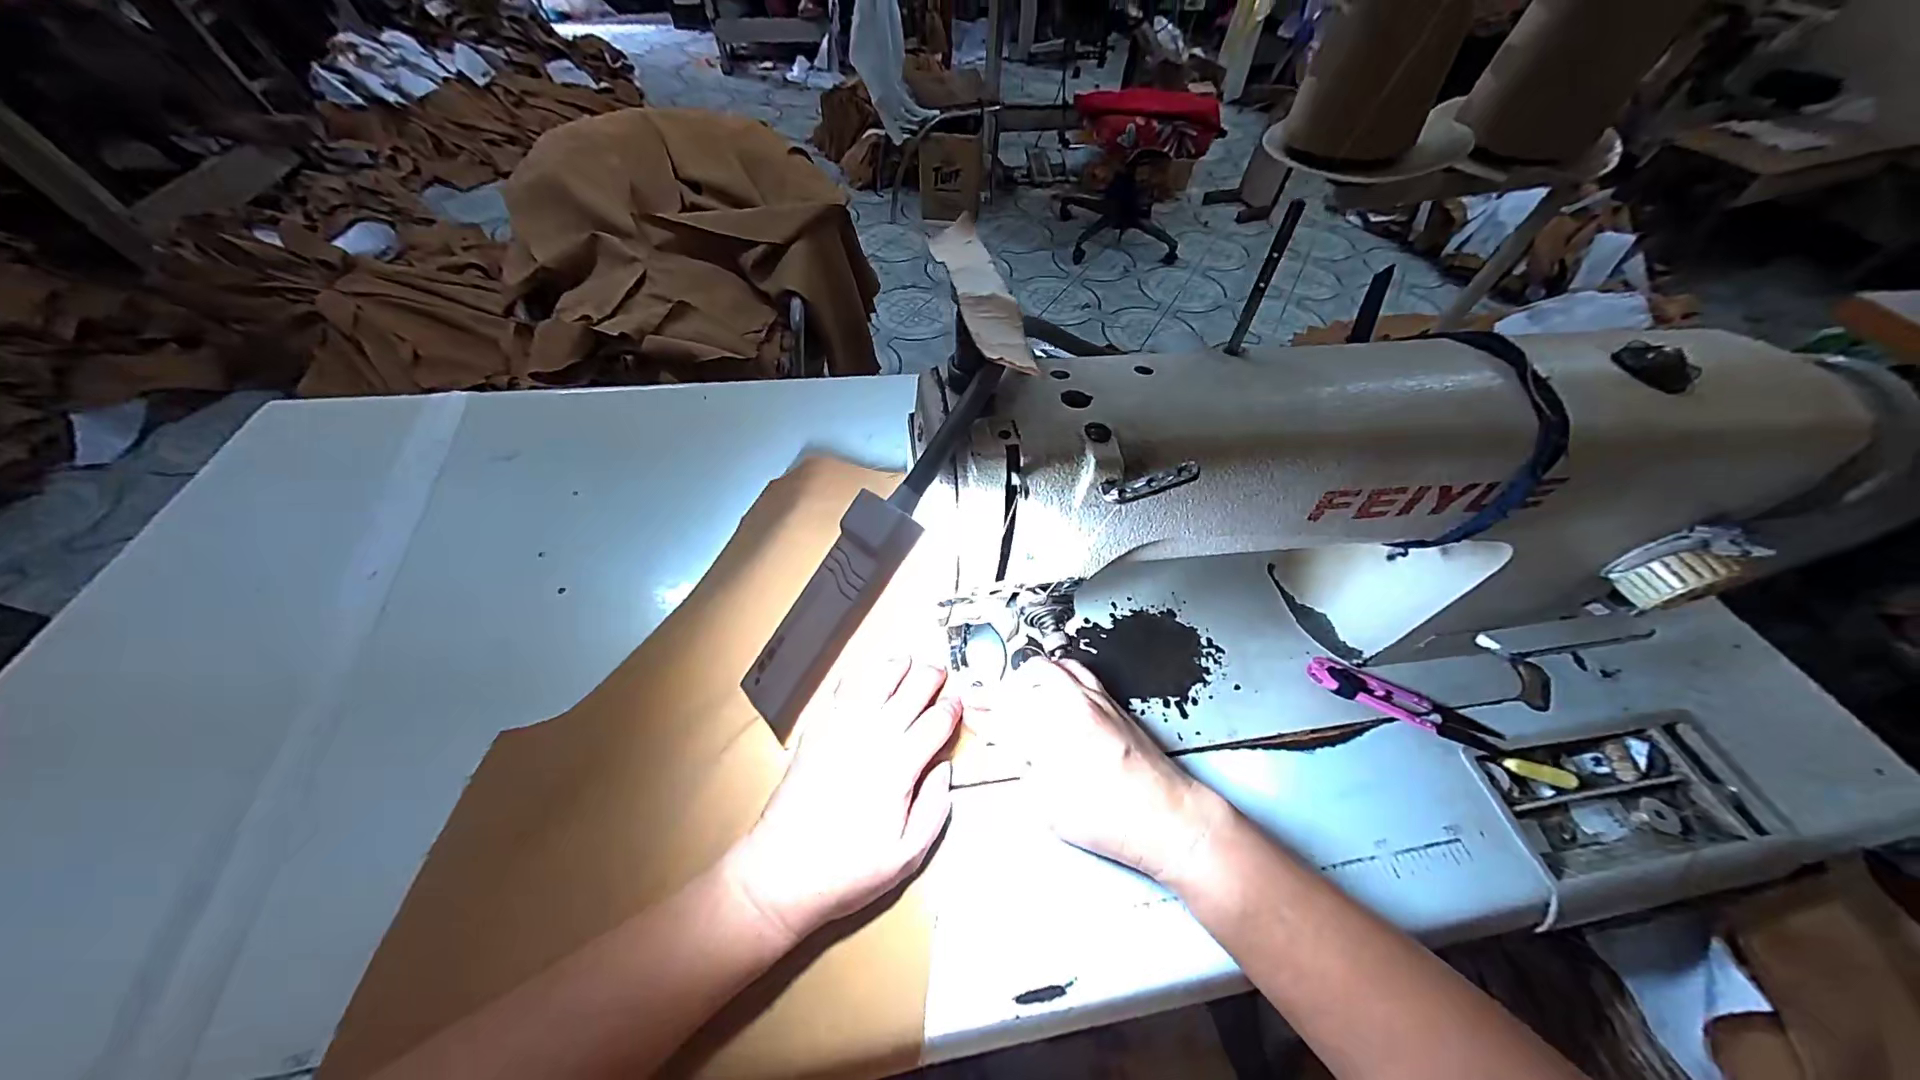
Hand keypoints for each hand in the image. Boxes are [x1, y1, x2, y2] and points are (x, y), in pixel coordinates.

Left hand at [724, 657, 959, 942]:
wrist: (780, 871)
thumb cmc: (845, 870)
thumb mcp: (905, 856)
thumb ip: (933, 810)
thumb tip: (944, 770)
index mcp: (898, 768)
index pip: (934, 724)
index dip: (951, 709)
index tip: (959, 702)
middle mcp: (872, 740)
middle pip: (908, 694)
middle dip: (929, 679)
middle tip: (939, 672)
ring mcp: (840, 733)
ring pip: (874, 686)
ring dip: (894, 669)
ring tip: (906, 660)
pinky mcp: (816, 735)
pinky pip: (840, 696)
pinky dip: (856, 680)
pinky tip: (862, 677)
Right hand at [962, 658, 1226, 881]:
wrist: (1171, 818)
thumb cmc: (1120, 822)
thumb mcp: (1052, 808)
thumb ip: (1025, 770)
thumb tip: (1010, 750)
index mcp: (1056, 732)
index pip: (1005, 711)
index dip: (982, 711)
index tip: (971, 711)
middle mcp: (1075, 706)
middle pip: (1024, 680)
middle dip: (1001, 691)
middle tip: (990, 705)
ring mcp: (1096, 700)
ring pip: (1049, 668)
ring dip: (1026, 679)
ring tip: (1016, 696)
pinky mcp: (1112, 702)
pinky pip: (1075, 671)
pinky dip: (1054, 675)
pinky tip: (1052, 690)